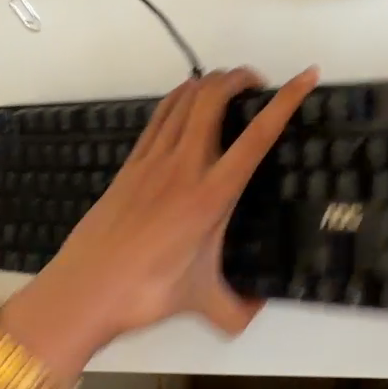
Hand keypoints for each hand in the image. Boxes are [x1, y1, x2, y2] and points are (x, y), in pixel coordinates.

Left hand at [0, 67, 317, 388]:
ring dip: (211, 83)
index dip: (286, 101)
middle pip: (215, 98)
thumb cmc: (146, 293)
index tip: (306, 76)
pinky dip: (181, 98)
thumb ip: (237, 308)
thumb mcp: (201, 302)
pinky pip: (161, 114)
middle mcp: (186, 166)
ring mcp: (154, 159)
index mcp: (212, 194)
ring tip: (229, 88)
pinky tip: (190, 104)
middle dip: (240, 78)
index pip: (258, 136)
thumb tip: (259, 312)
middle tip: (258, 85)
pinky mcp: (131, 162)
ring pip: (186, 99)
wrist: (81, 292)